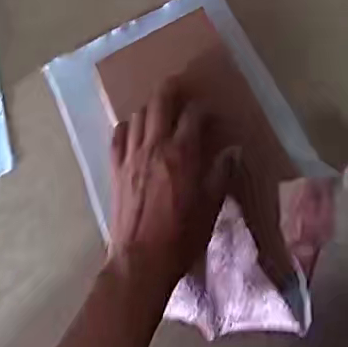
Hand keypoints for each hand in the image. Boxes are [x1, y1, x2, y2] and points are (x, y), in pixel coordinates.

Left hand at [108, 82, 237, 292]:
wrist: (140, 262)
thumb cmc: (182, 234)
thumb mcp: (211, 205)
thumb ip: (221, 173)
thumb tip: (232, 151)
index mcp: (183, 153)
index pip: (193, 114)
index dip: (202, 109)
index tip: (209, 114)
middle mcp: (156, 146)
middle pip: (160, 102)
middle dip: (170, 88)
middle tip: (179, 84)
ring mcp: (131, 156)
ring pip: (138, 115)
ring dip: (150, 108)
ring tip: (160, 110)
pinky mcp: (115, 170)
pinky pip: (118, 137)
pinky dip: (127, 127)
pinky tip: (134, 131)